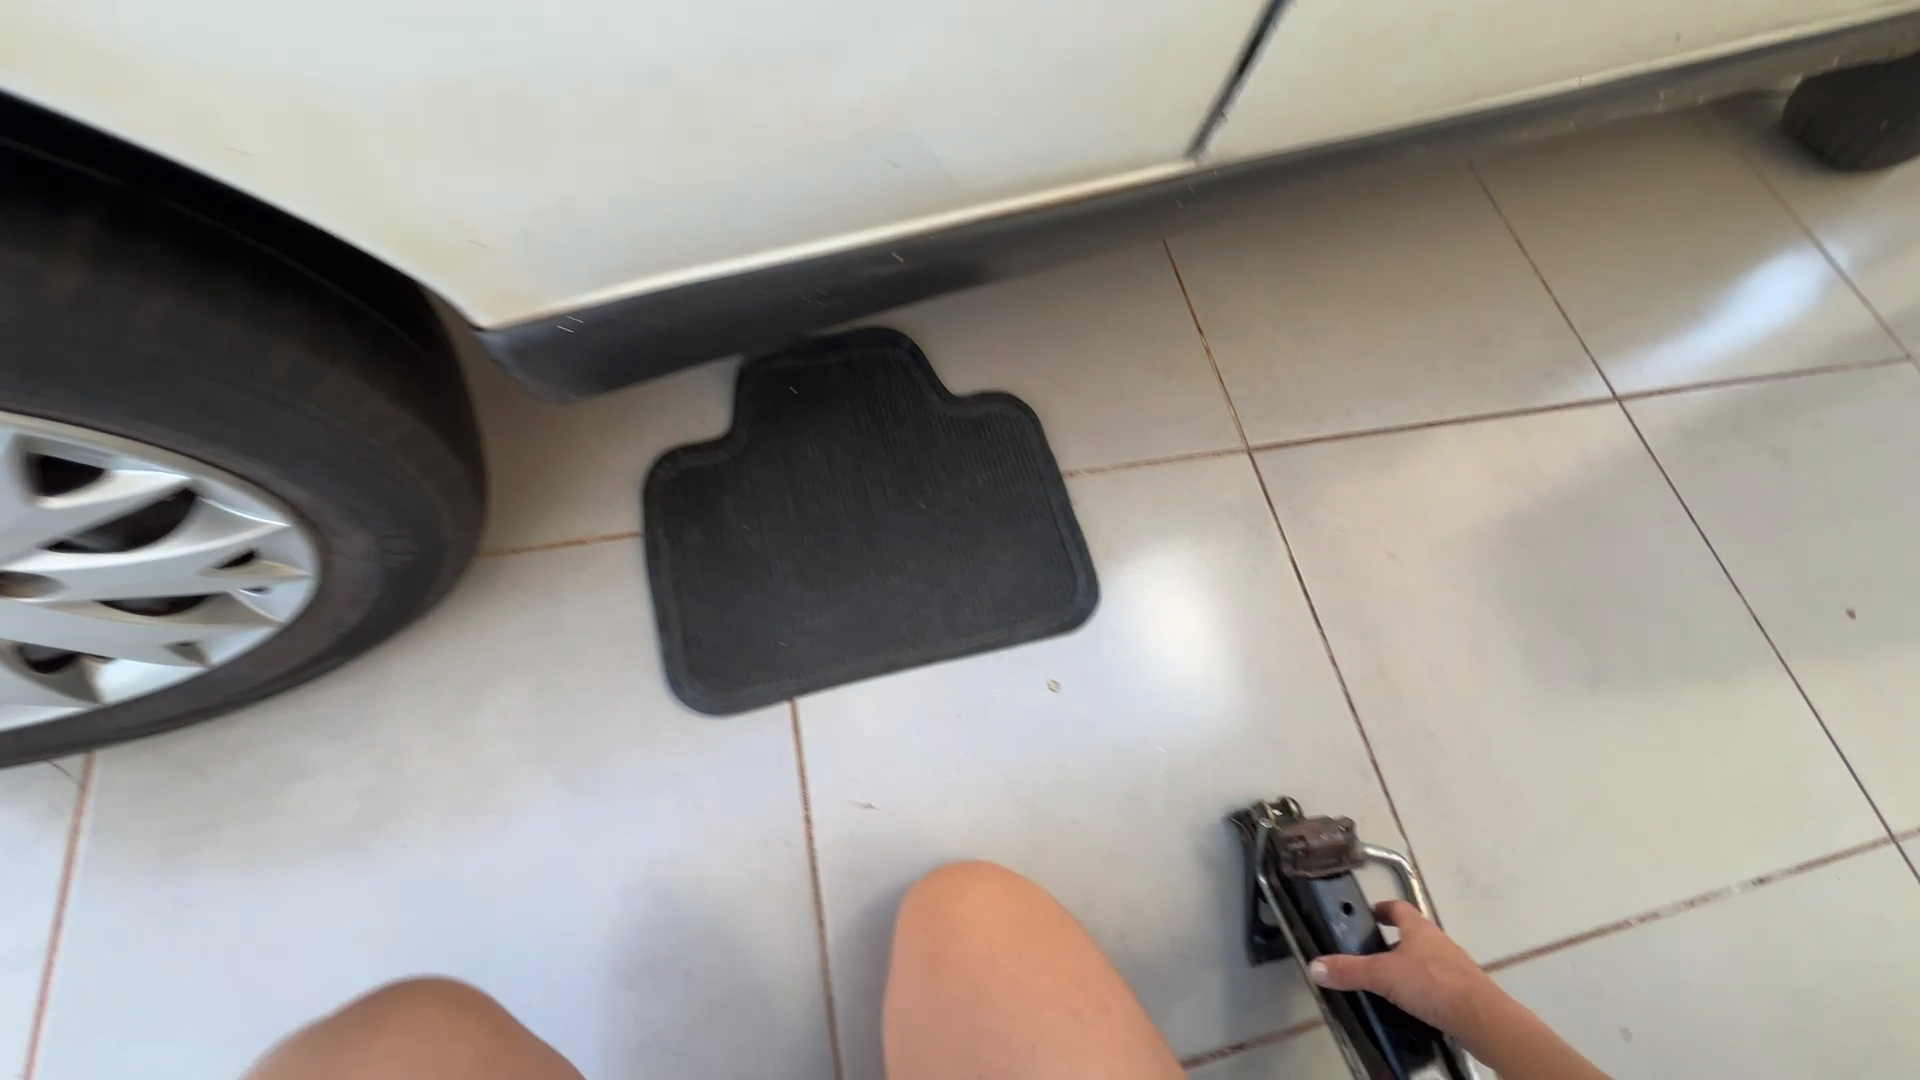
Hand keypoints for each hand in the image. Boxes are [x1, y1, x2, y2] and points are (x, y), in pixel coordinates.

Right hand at [1306, 899, 1497, 1038]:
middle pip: (1413, 934)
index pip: (1398, 907)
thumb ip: (1349, 971)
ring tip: (1389, 984)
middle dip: (1393, 942)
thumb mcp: (1382, 976)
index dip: (1382, 909)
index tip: (1369, 916)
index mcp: (1419, 928)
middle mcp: (1439, 942)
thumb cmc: (1433, 984)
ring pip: (1427, 960)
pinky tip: (1414, 1007)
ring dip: (1410, 967)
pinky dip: (1425, 991)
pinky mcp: (1466, 994)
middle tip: (1371, 955)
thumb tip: (1314, 967)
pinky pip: (1440, 986)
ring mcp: (1456, 968)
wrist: (1485, 1022)